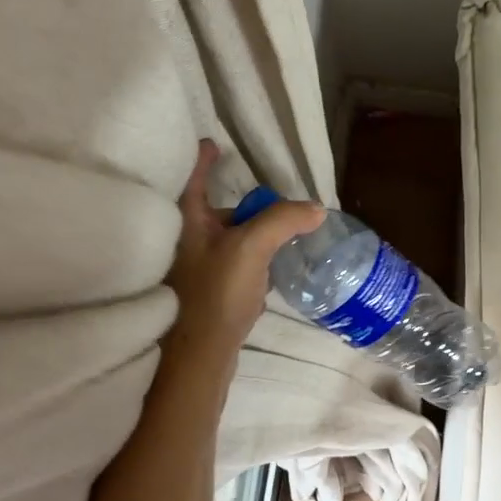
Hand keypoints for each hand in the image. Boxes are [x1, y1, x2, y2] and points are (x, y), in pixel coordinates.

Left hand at [166, 139, 323, 356]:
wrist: (201, 356)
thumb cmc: (215, 294)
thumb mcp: (251, 248)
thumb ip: (283, 222)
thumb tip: (315, 208)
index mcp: (186, 222)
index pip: (192, 177)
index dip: (203, 159)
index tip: (213, 143)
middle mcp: (185, 241)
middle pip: (217, 210)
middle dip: (244, 205)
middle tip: (272, 202)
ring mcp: (196, 269)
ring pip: (229, 240)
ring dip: (253, 235)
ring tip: (281, 234)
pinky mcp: (209, 294)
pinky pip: (235, 265)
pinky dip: (253, 262)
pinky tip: (272, 271)